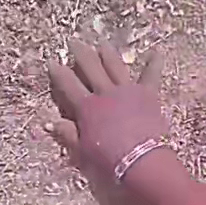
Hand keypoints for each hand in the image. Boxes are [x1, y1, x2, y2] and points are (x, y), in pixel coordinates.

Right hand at [46, 39, 171, 181]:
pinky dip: (154, 63)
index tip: (53, 61)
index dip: (59, 73)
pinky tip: (156, 52)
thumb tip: (49, 123)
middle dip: (81, 54)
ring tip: (102, 44)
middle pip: (91, 68)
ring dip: (108, 54)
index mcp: (87, 107)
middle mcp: (105, 93)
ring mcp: (127, 91)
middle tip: (75, 42)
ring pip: (115, 66)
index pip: (68, 85)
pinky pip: (151, 75)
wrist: (142, 162)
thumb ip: (68, 134)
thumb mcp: (82, 152)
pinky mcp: (148, 95)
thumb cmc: (108, 162)